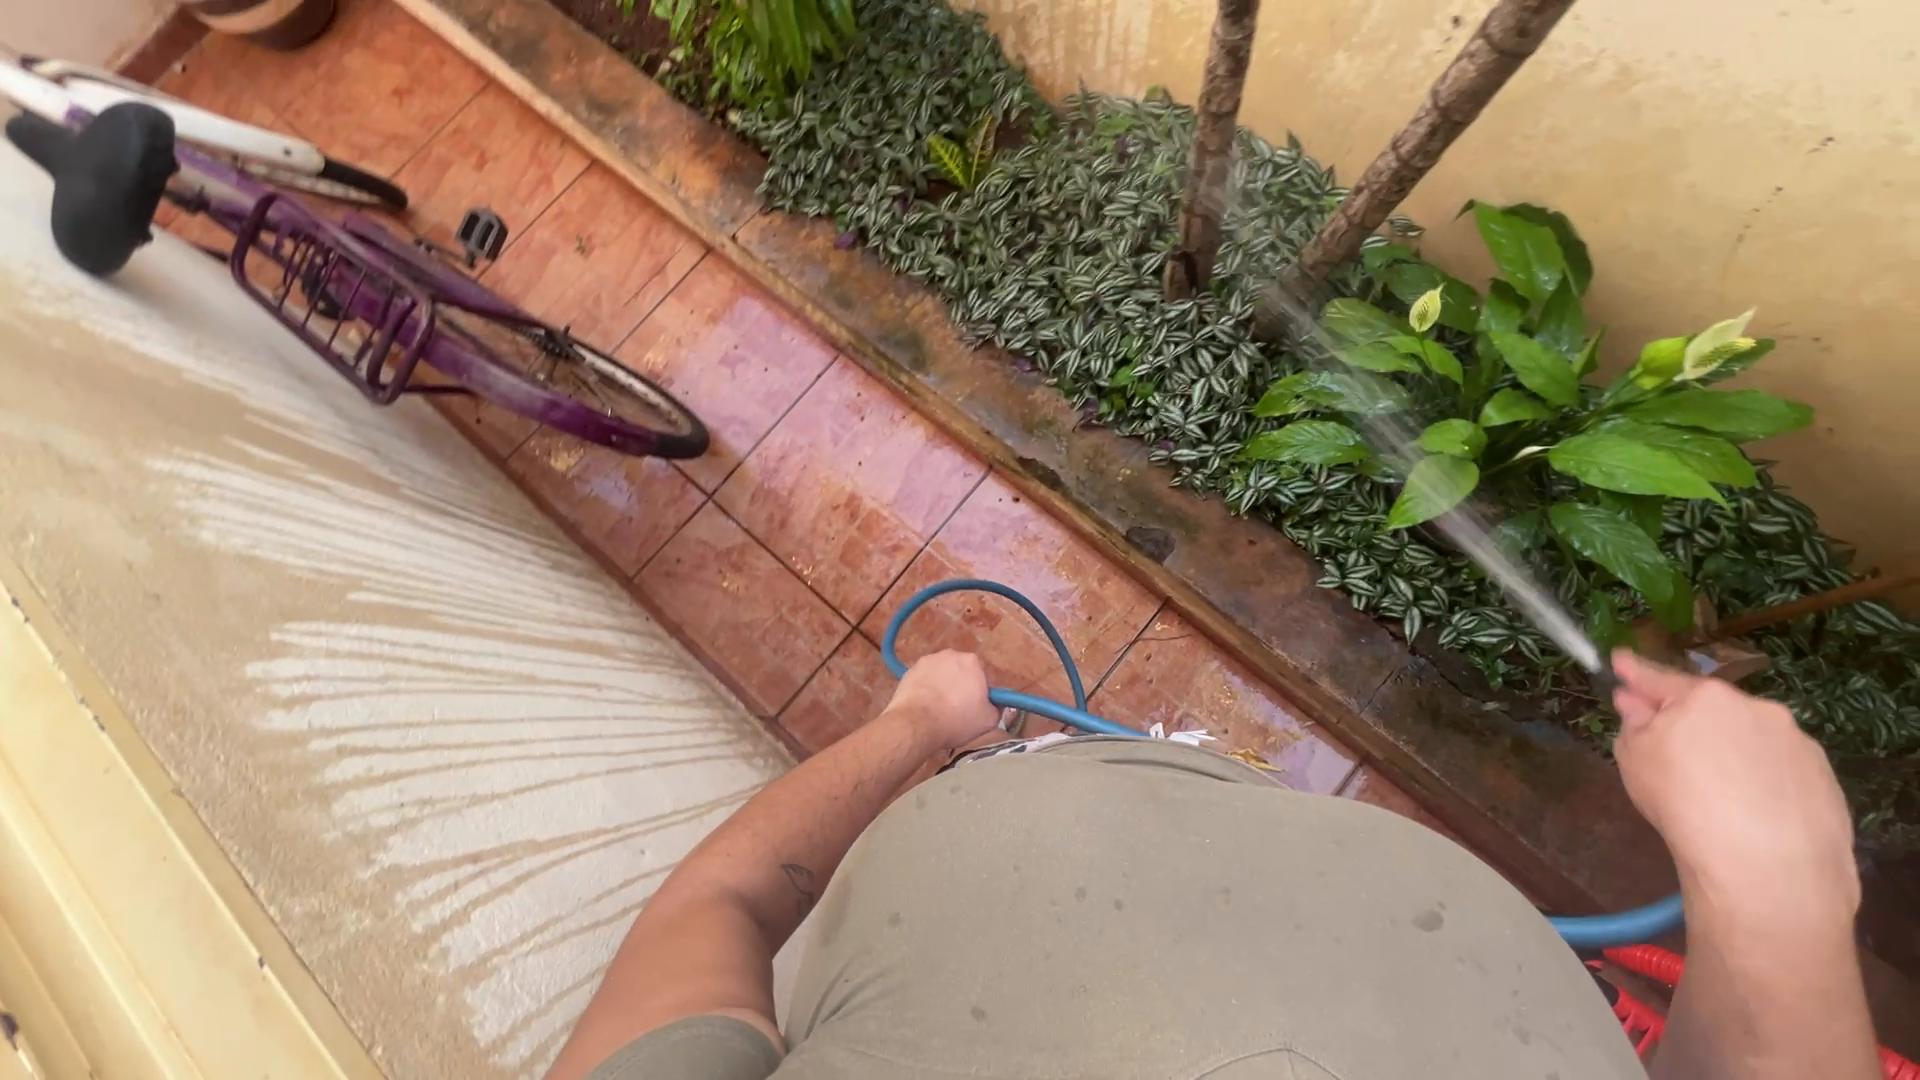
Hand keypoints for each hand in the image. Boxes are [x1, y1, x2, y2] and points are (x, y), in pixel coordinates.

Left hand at [885, 651, 1000, 748]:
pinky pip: (925, 679)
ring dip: (943, 685)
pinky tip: (924, 705)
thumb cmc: (956, 720)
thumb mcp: (989, 720)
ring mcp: (928, 660)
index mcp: (973, 661)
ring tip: (939, 708)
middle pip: (962, 671)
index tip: (978, 706)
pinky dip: (927, 688)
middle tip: (959, 707)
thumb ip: (997, 707)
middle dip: (962, 685)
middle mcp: (951, 654)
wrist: (916, 723)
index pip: (984, 674)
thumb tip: (994, 704)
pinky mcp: (910, 670)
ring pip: (942, 673)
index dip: (983, 691)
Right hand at [1609, 649, 1857, 926]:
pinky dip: (1755, 772)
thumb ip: (1635, 722)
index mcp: (1704, 697)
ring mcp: (1795, 741)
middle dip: (1685, 717)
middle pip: (1708, 706)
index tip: (1619, 660)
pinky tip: (1744, 803)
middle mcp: (1755, 708)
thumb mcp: (1634, 756)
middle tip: (1664, 744)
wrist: (1763, 861)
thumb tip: (1636, 704)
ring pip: (1745, 734)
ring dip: (1723, 745)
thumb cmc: (1681, 798)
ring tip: (1710, 785)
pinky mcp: (1822, 774)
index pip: (1657, 676)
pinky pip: (1774, 763)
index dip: (1633, 670)